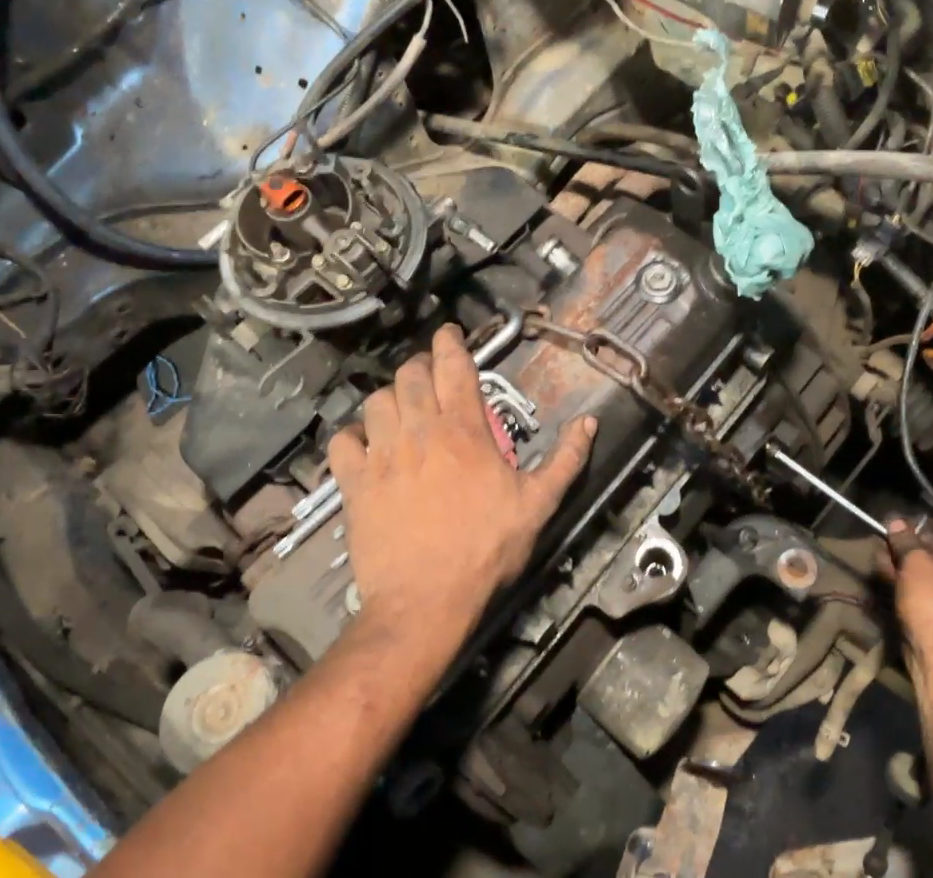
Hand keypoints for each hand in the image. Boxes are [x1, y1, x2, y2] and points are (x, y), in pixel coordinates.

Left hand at [327, 324, 596, 637]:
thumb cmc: (486, 550)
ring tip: (401, 409)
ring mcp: (381, 456)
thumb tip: (589, 423)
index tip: (449, 332)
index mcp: (464, 431)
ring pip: (375, 402)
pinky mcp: (354, 483)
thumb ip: (566, 460)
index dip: (451, 342)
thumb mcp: (539, 505)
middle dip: (421, 366)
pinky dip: (353, 436)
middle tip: (431, 376)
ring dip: (390, 397)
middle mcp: (419, 432)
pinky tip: (365, 445)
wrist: (426, 599)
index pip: (454, 367)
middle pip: (410, 375)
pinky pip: (343, 441)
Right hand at [882, 518, 932, 666]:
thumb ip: (905, 540)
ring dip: (901, 560)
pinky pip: (921, 586)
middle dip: (906, 543)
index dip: (917, 523)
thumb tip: (896, 520)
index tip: (894, 519)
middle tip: (882, 533)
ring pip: (924, 569)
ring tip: (877, 549)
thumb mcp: (916, 564)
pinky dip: (904, 578)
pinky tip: (882, 569)